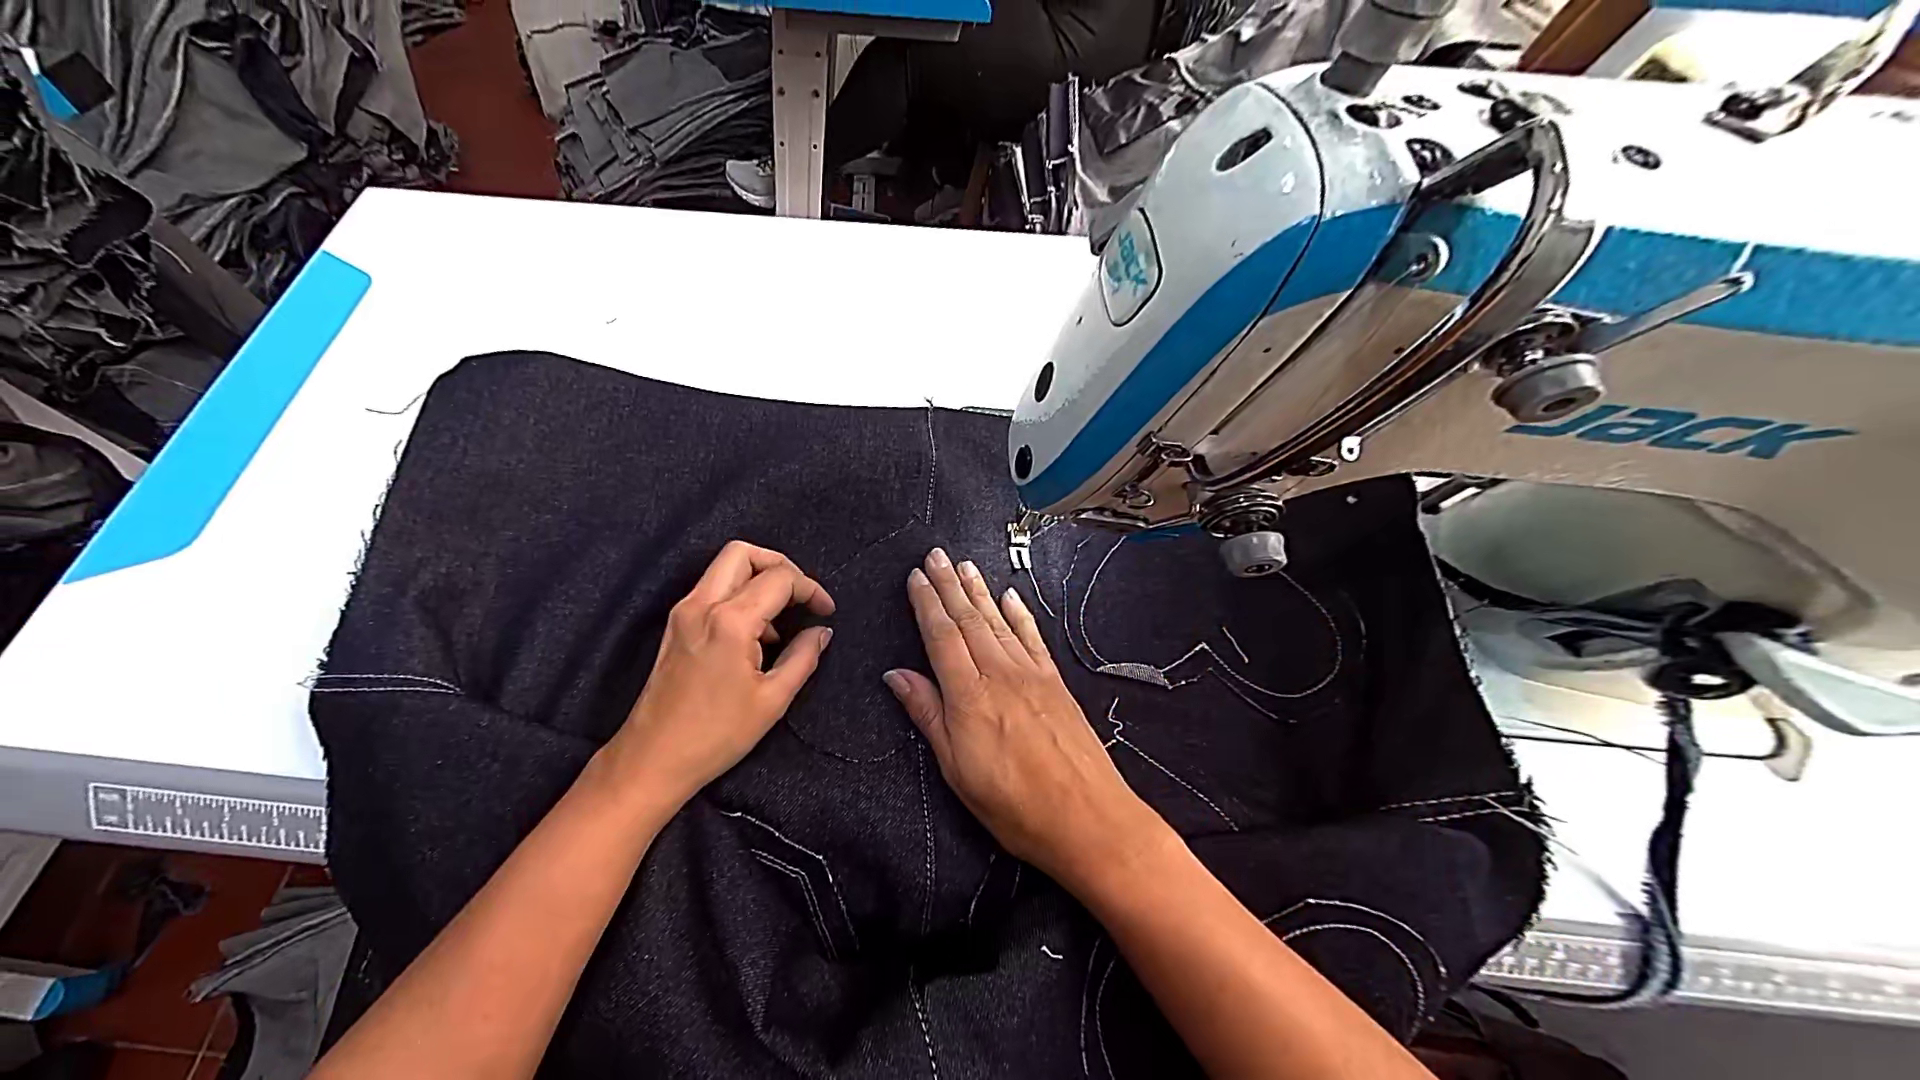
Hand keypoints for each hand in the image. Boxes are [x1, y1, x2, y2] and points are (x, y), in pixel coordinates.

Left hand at [603, 541, 835, 808]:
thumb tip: (822, 631)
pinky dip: (740, 594)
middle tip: (801, 595)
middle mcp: (701, 605)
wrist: (652, 759)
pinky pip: (713, 589)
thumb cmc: (716, 735)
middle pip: (744, 552)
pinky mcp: (676, 625)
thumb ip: (804, 657)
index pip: (779, 578)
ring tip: (781, 617)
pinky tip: (755, 633)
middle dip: (780, 565)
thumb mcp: (773, 700)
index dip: (810, 589)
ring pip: (725, 566)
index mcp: (729, 620)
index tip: (826, 612)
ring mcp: (683, 612)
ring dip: (758, 578)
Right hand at [886, 547, 1162, 886]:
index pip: (941, 636)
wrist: (1089, 819)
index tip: (916, 577)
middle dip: (948, 584)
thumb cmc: (1017, 806)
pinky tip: (1010, 597)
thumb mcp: (958, 771)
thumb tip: (898, 676)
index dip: (926, 603)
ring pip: (999, 621)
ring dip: (979, 590)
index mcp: (970, 697)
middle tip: (935, 555)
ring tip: (964, 565)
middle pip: (968, 619)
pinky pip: (1033, 638)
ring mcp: (1032, 676)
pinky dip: (1019, 614)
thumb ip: (928, 715)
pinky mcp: (1055, 683)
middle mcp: (1000, 675)